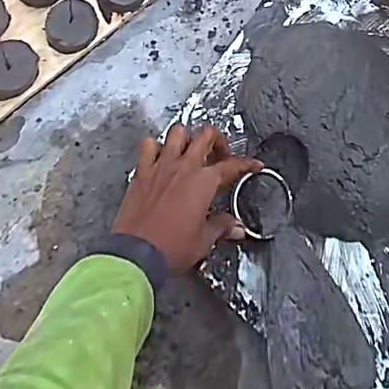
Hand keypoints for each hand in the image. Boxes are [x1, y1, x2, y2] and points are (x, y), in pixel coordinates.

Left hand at [112, 124, 262, 273]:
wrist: (135, 256)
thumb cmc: (170, 248)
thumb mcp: (203, 240)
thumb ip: (221, 227)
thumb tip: (236, 228)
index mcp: (205, 181)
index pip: (232, 165)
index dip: (246, 164)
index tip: (253, 164)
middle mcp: (185, 166)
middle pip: (206, 135)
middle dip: (217, 140)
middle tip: (218, 153)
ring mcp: (162, 166)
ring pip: (178, 132)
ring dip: (187, 137)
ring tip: (190, 149)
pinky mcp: (142, 172)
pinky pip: (148, 146)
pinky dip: (155, 147)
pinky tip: (160, 156)